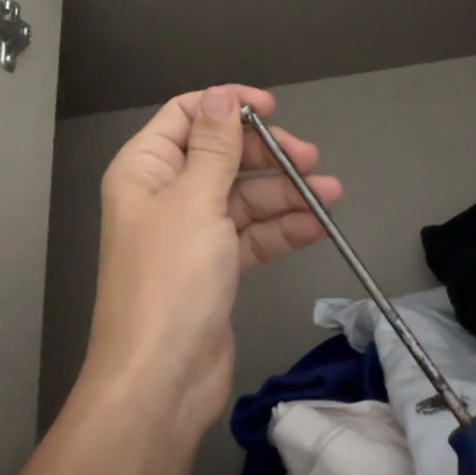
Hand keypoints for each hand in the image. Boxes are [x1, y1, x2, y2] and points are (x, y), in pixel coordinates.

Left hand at [82, 84, 343, 437]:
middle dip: (265, 154)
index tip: (272, 109)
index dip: (227, 106)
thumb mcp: (195, 202)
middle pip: (220, 155)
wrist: (160, 381)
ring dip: (284, 192)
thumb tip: (220, 94)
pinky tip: (318, 224)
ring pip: (242, 197)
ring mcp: (190, 233)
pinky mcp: (214, 268)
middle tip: (311, 158)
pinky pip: (251, 235)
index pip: (185, 116)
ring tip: (331, 191)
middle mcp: (164, 194)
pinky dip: (282, 228)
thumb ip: (214, 147)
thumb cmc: (170, 280)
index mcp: (144, 168)